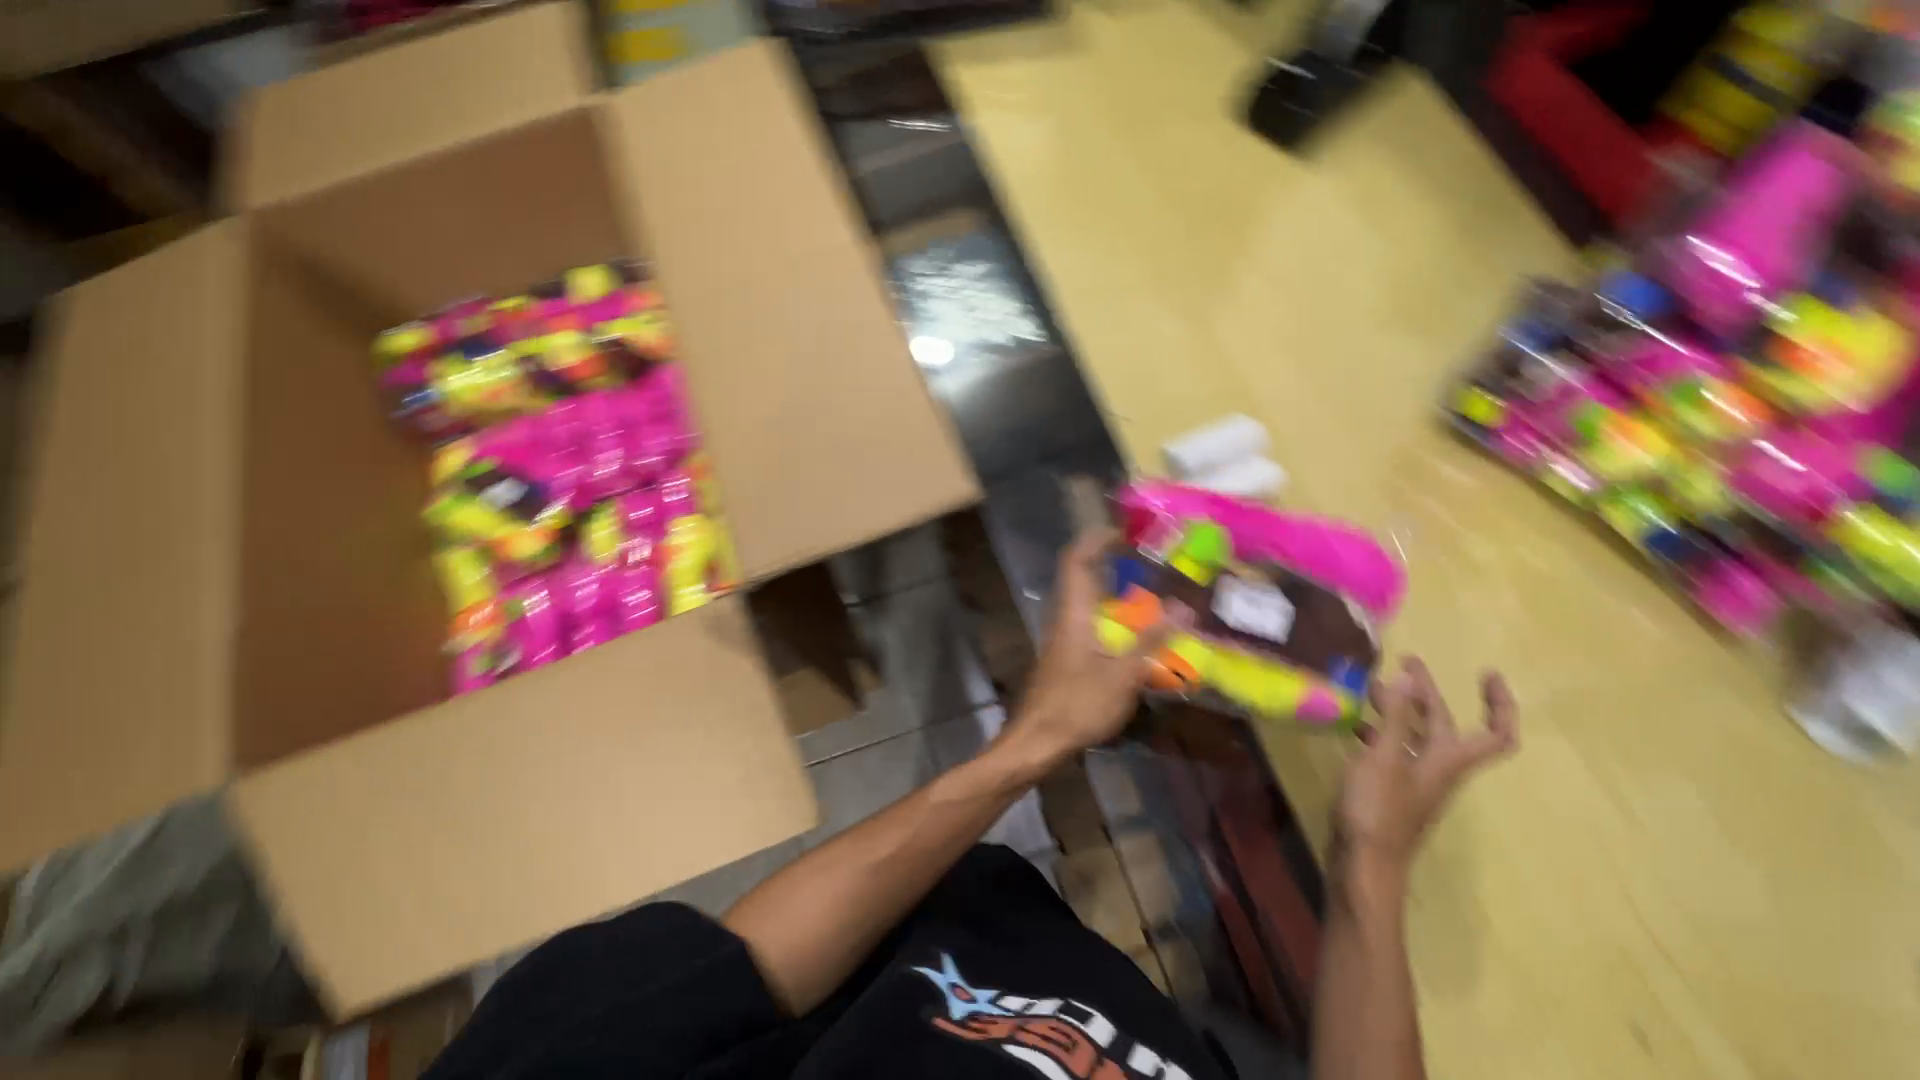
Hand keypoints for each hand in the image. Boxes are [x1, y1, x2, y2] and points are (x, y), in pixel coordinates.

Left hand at [1000, 530, 1169, 775]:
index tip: (1128, 531)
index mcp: (1073, 612)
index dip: (1097, 539)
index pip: (1077, 559)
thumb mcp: (1123, 674)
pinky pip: (1093, 627)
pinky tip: (1140, 638)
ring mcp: (1064, 640)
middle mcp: (1065, 618)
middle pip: (1083, 578)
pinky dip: (1116, 622)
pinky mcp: (1068, 660)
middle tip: (1153, 563)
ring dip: (1118, 595)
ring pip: (1090, 604)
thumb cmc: (1077, 704)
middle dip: (1115, 565)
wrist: (1038, 742)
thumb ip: (1152, 639)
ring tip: (1155, 596)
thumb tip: (1184, 606)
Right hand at [1331, 657, 1517, 893]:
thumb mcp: (1384, 757)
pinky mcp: (1390, 791)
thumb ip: (1395, 717)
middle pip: (1442, 725)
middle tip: (1401, 663)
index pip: (1496, 734)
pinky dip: (1379, 731)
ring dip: (1397, 709)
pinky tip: (1354, 724)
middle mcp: (1438, 769)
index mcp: (1448, 761)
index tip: (1485, 674)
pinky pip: (1392, 751)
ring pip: (1414, 736)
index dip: (1500, 704)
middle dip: (1424, 693)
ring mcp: (1413, 781)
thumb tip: (1407, 678)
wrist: (1363, 862)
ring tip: (1368, 688)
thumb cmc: (1379, 809)